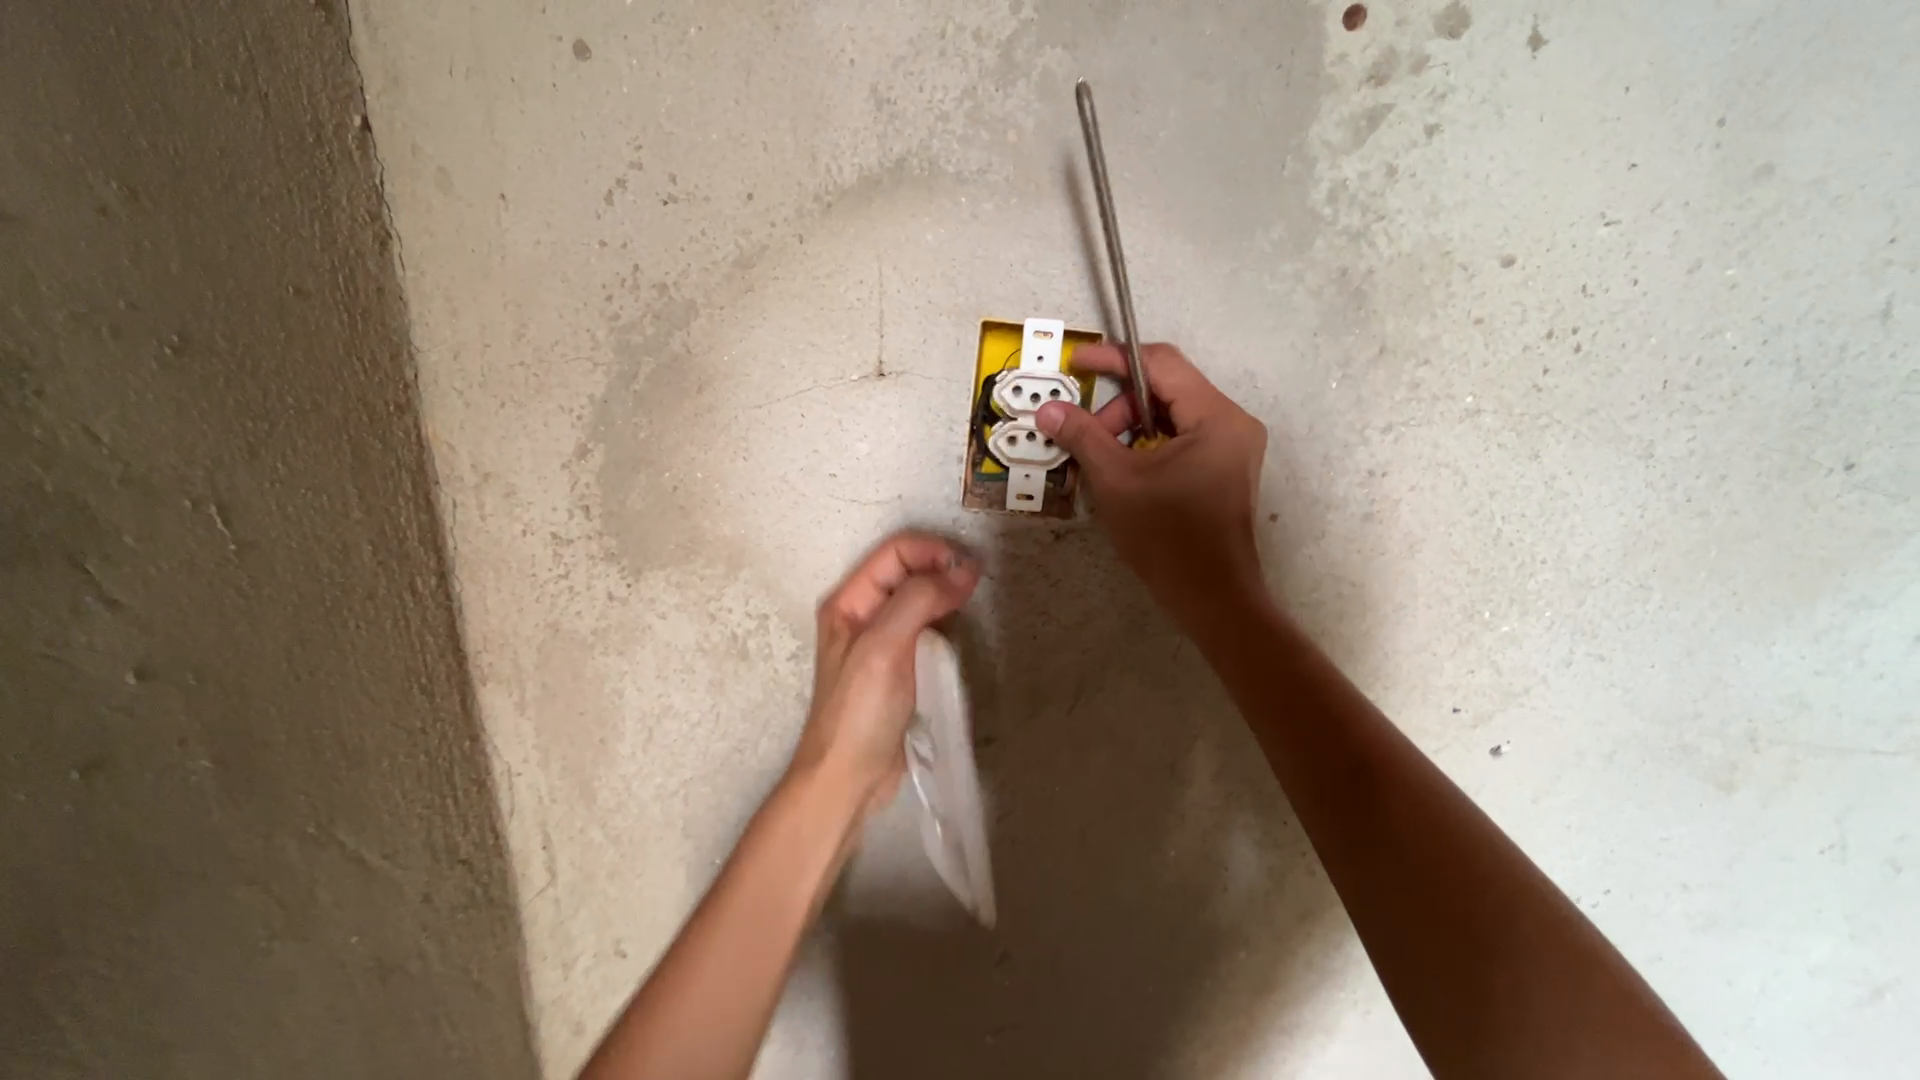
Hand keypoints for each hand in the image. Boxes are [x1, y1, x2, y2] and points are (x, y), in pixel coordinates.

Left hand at [791, 531, 979, 817]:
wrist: (849, 777)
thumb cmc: (859, 711)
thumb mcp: (884, 647)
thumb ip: (920, 600)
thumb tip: (964, 569)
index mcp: (849, 600)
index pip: (895, 553)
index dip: (932, 552)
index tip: (969, 570)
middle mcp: (864, 613)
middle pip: (909, 570)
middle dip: (943, 568)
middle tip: (977, 585)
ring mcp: (882, 640)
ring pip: (921, 598)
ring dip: (948, 595)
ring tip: (972, 604)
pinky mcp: (901, 665)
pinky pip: (928, 629)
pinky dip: (947, 623)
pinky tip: (961, 632)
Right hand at [1038, 342, 1267, 630]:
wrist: (1211, 597)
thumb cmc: (1166, 537)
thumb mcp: (1116, 481)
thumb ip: (1082, 436)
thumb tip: (1048, 409)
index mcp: (1215, 416)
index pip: (1160, 363)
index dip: (1113, 359)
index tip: (1076, 364)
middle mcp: (1232, 422)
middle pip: (1166, 389)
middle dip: (1119, 408)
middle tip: (1087, 439)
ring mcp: (1232, 447)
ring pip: (1171, 416)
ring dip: (1130, 430)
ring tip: (1102, 463)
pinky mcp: (1225, 469)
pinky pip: (1181, 439)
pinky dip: (1148, 447)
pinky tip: (1125, 474)